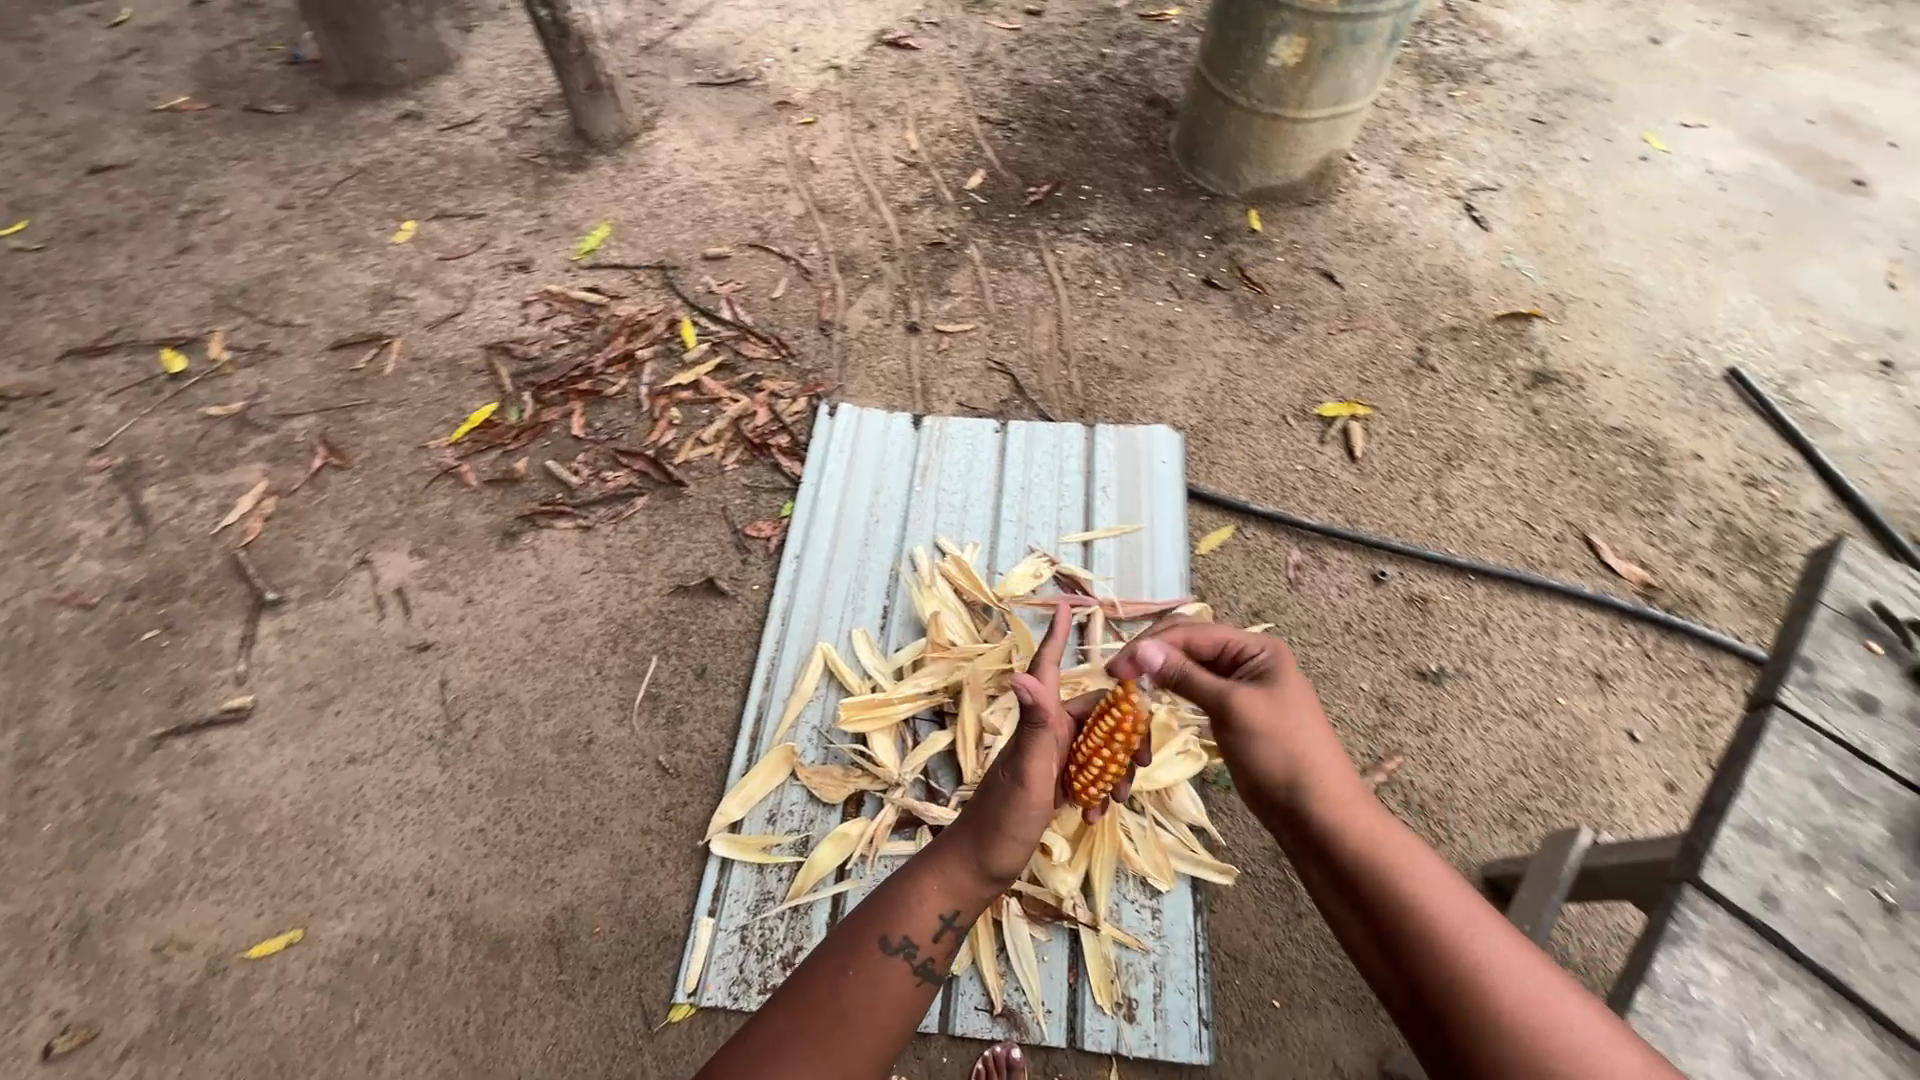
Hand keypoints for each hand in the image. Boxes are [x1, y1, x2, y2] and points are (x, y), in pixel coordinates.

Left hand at [946, 602, 1136, 887]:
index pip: (1051, 668)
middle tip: (1141, 765)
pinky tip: (1096, 814)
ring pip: (1100, 746)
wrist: (982, 864)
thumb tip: (1023, 674)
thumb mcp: (1025, 772)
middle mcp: (1046, 732)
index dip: (1058, 636)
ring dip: (1116, 770)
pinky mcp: (1055, 782)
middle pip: (1098, 714)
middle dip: (1124, 736)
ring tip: (1117, 800)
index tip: (1067, 605)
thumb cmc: (1000, 818)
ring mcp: (1051, 758)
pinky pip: (1092, 774)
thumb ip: (1032, 725)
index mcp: (1040, 721)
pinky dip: (1101, 791)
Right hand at [1106, 618, 1351, 812]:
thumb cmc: (1280, 752)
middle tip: (1115, 676)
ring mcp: (1238, 686)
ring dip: (1158, 672)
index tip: (1115, 669)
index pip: (1193, 632)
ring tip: (1126, 685)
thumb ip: (1184, 676)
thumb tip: (1140, 649)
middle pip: (1188, 644)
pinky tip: (1150, 698)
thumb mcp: (1231, 707)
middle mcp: (1246, 659)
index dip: (1151, 646)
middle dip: (1151, 655)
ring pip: (1188, 667)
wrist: (1315, 811)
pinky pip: (1194, 690)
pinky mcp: (1230, 711)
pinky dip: (1171, 691)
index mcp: (1256, 648)